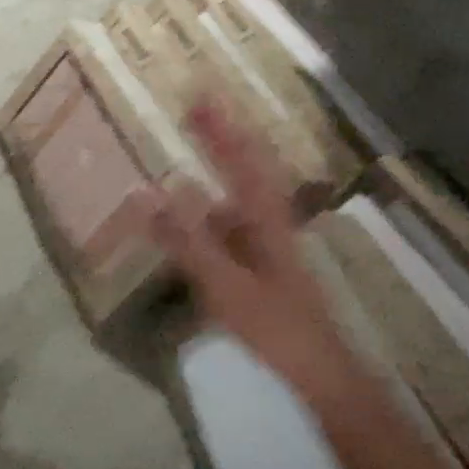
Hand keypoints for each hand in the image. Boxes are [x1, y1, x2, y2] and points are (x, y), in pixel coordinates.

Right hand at [149, 100, 366, 419]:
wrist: (321, 374)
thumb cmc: (276, 325)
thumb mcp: (224, 284)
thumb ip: (185, 240)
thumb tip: (146, 193)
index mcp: (265, 218)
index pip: (242, 159)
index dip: (221, 127)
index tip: (200, 95)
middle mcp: (270, 222)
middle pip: (246, 169)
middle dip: (221, 138)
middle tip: (194, 109)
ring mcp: (270, 246)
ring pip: (241, 195)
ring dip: (220, 170)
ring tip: (191, 154)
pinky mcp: (265, 268)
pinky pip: (232, 224)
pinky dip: (212, 209)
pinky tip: (193, 219)